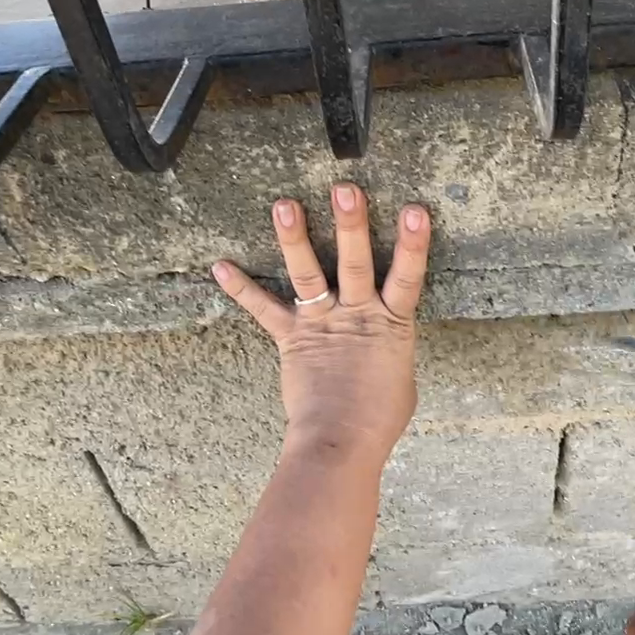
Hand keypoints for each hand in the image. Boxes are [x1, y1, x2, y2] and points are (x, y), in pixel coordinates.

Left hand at [212, 182, 431, 469]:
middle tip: (344, 189)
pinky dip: (242, 289)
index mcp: (392, 325)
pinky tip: (220, 266)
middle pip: (357, 263)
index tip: (414, 210)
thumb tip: (386, 340)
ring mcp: (322, 324)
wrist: (340, 444)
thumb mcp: (399, 379)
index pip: (408, 277)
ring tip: (283, 204)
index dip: (413, 245)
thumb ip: (391, 348)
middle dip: (352, 226)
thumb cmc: (378, 418)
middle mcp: (357, 315)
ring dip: (296, 238)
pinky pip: (264, 310)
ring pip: (310, 275)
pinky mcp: (292, 339)